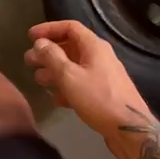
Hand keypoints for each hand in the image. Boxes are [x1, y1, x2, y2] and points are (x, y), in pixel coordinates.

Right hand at [25, 19, 150, 138]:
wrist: (131, 131)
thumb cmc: (98, 98)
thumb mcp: (69, 76)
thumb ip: (52, 57)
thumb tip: (40, 43)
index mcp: (94, 46)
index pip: (69, 27)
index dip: (48, 29)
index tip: (30, 36)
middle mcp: (100, 56)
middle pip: (70, 47)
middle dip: (48, 53)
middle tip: (29, 61)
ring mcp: (103, 76)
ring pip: (74, 67)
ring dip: (55, 71)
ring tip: (38, 80)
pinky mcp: (104, 94)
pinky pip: (81, 83)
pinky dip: (66, 87)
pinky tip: (55, 98)